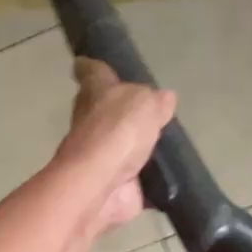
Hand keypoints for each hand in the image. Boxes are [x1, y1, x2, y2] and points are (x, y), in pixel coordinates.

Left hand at [53, 58, 175, 239]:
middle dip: (120, 111)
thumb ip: (157, 101)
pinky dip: (149, 183)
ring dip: (136, 148)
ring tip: (165, 143)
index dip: (91, 67)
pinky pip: (138, 182)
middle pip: (105, 111)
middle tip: (145, 109)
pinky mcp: (118, 188)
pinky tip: (167, 179)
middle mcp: (94, 123)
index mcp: (95, 91)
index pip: (91, 72)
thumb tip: (165, 100)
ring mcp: (103, 159)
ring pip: (121, 147)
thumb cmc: (118, 130)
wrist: (103, 184)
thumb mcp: (145, 102)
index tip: (85, 64)